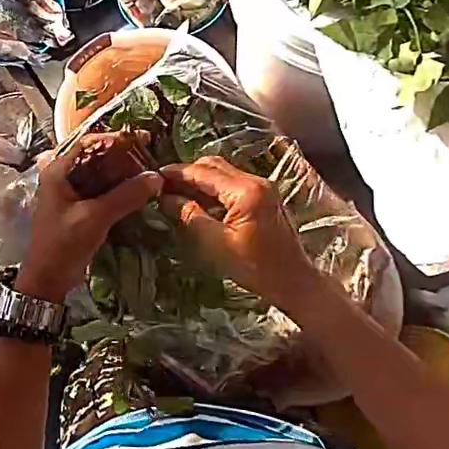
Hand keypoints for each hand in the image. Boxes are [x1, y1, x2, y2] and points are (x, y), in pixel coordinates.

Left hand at [16, 131, 162, 301]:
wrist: (48, 278)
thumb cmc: (64, 244)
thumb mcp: (95, 218)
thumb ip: (125, 196)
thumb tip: (156, 177)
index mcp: (57, 171)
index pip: (86, 142)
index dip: (114, 139)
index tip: (141, 140)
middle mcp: (61, 176)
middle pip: (94, 156)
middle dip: (121, 156)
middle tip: (149, 158)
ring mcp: (69, 193)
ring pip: (98, 173)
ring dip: (121, 172)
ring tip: (148, 173)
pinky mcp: (78, 207)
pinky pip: (100, 189)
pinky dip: (117, 188)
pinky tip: (137, 191)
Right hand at [160, 157, 323, 310]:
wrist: (294, 282)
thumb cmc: (256, 266)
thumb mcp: (216, 243)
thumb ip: (190, 215)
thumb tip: (166, 198)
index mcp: (246, 191)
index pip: (203, 172)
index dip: (176, 173)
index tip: (153, 177)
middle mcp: (256, 182)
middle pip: (213, 165)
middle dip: (186, 173)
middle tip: (162, 186)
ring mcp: (262, 188)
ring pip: (222, 172)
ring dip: (198, 180)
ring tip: (175, 193)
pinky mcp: (263, 197)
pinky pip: (231, 183)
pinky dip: (211, 188)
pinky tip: (196, 201)